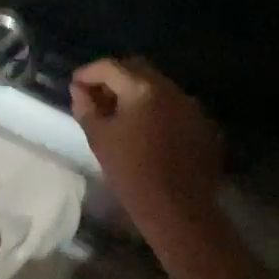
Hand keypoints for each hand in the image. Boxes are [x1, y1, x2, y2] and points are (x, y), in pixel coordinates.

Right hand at [71, 58, 225, 222]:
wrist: (178, 211)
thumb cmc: (132, 174)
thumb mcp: (99, 138)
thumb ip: (86, 107)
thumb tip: (79, 89)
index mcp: (142, 88)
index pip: (109, 67)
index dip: (88, 73)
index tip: (75, 84)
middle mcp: (169, 88)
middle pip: (136, 69)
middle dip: (113, 78)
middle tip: (97, 95)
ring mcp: (190, 105)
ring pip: (157, 86)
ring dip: (137, 92)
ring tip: (121, 113)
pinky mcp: (203, 124)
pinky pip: (174, 105)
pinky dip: (157, 109)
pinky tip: (148, 129)